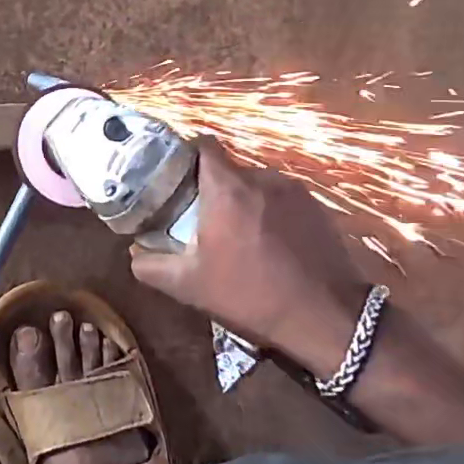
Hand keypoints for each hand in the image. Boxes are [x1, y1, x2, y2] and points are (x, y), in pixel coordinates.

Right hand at [130, 140, 369, 374]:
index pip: (203, 144)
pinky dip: (270, 213)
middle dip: (213, 187)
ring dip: (244, 201)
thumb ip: (150, 265)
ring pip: (256, 184)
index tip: (176, 176)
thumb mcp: (189, 286)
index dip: (186, 154)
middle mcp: (261, 178)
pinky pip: (282, 198)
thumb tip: (134, 252)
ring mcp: (294, 191)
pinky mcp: (318, 207)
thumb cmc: (251, 295)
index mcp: (227, 188)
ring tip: (240, 234)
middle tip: (203, 217)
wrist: (329, 319)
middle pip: (227, 168)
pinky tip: (271, 244)